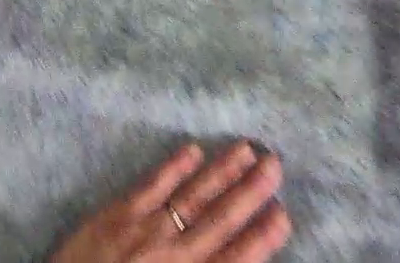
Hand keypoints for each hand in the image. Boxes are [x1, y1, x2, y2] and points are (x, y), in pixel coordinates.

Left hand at [52, 142, 291, 262]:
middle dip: (251, 191)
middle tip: (275, 162)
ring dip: (221, 171)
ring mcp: (145, 231)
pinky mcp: (116, 215)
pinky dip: (173, 166)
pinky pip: (151, 185)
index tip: (283, 212)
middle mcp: (174, 256)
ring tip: (245, 148)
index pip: (235, 260)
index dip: (261, 236)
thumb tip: (228, 260)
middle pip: (220, 219)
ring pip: (192, 195)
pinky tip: (192, 149)